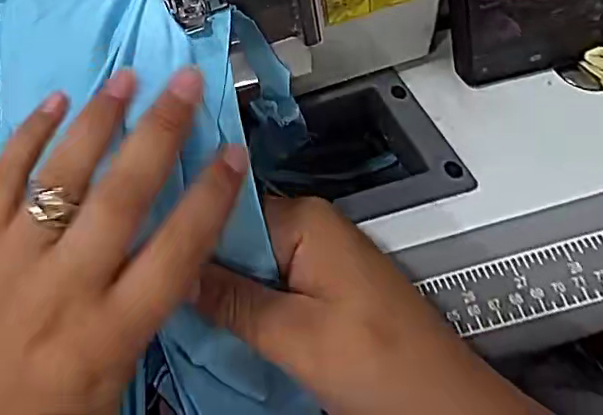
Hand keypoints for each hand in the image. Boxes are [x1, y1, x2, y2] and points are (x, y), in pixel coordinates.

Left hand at [0, 67, 248, 414]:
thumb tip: (171, 238)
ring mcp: (15, 257)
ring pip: (64, 175)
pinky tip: (54, 100)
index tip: (233, 151)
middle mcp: (66, 285)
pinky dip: (28, 135)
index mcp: (111, 332)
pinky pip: (2, 178)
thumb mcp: (115, 374)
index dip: (210, 197)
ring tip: (125, 78)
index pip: (176, 253)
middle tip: (184, 83)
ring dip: (97, 120)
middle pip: (123, 196)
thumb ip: (141, 307)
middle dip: (159, 133)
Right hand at [195, 196, 545, 414]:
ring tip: (184, 301)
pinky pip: (270, 277)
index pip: (225, 209)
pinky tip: (225, 317)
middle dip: (204, 262)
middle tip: (161, 284)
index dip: (187, 231)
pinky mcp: (322, 280)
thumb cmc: (383, 368)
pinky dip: (249, 298)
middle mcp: (308, 222)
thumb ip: (233, 301)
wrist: (456, 413)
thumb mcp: (297, 339)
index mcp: (302, 217)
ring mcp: (317, 251)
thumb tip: (171, 269)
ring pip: (250, 259)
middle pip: (235, 232)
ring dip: (225, 284)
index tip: (147, 246)